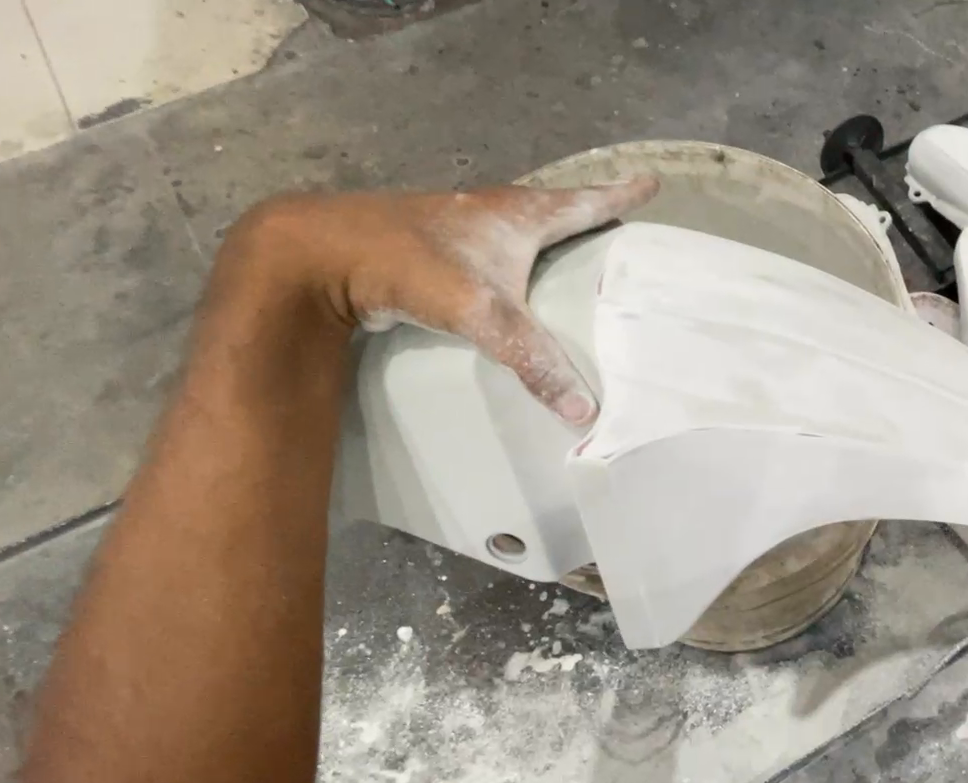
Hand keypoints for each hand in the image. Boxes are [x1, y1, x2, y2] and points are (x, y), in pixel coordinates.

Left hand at [225, 180, 659, 422]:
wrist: (316, 255)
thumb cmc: (411, 266)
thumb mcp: (484, 314)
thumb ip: (535, 361)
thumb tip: (585, 414)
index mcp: (516, 215)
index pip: (582, 203)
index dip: (619, 196)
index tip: (651, 183)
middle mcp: (491, 215)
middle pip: (554, 211)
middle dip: (587, 217)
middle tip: (617, 228)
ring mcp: (460, 232)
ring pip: (521, 234)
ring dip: (549, 242)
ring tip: (573, 262)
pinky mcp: (434, 253)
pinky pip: (494, 259)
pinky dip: (516, 268)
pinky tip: (514, 291)